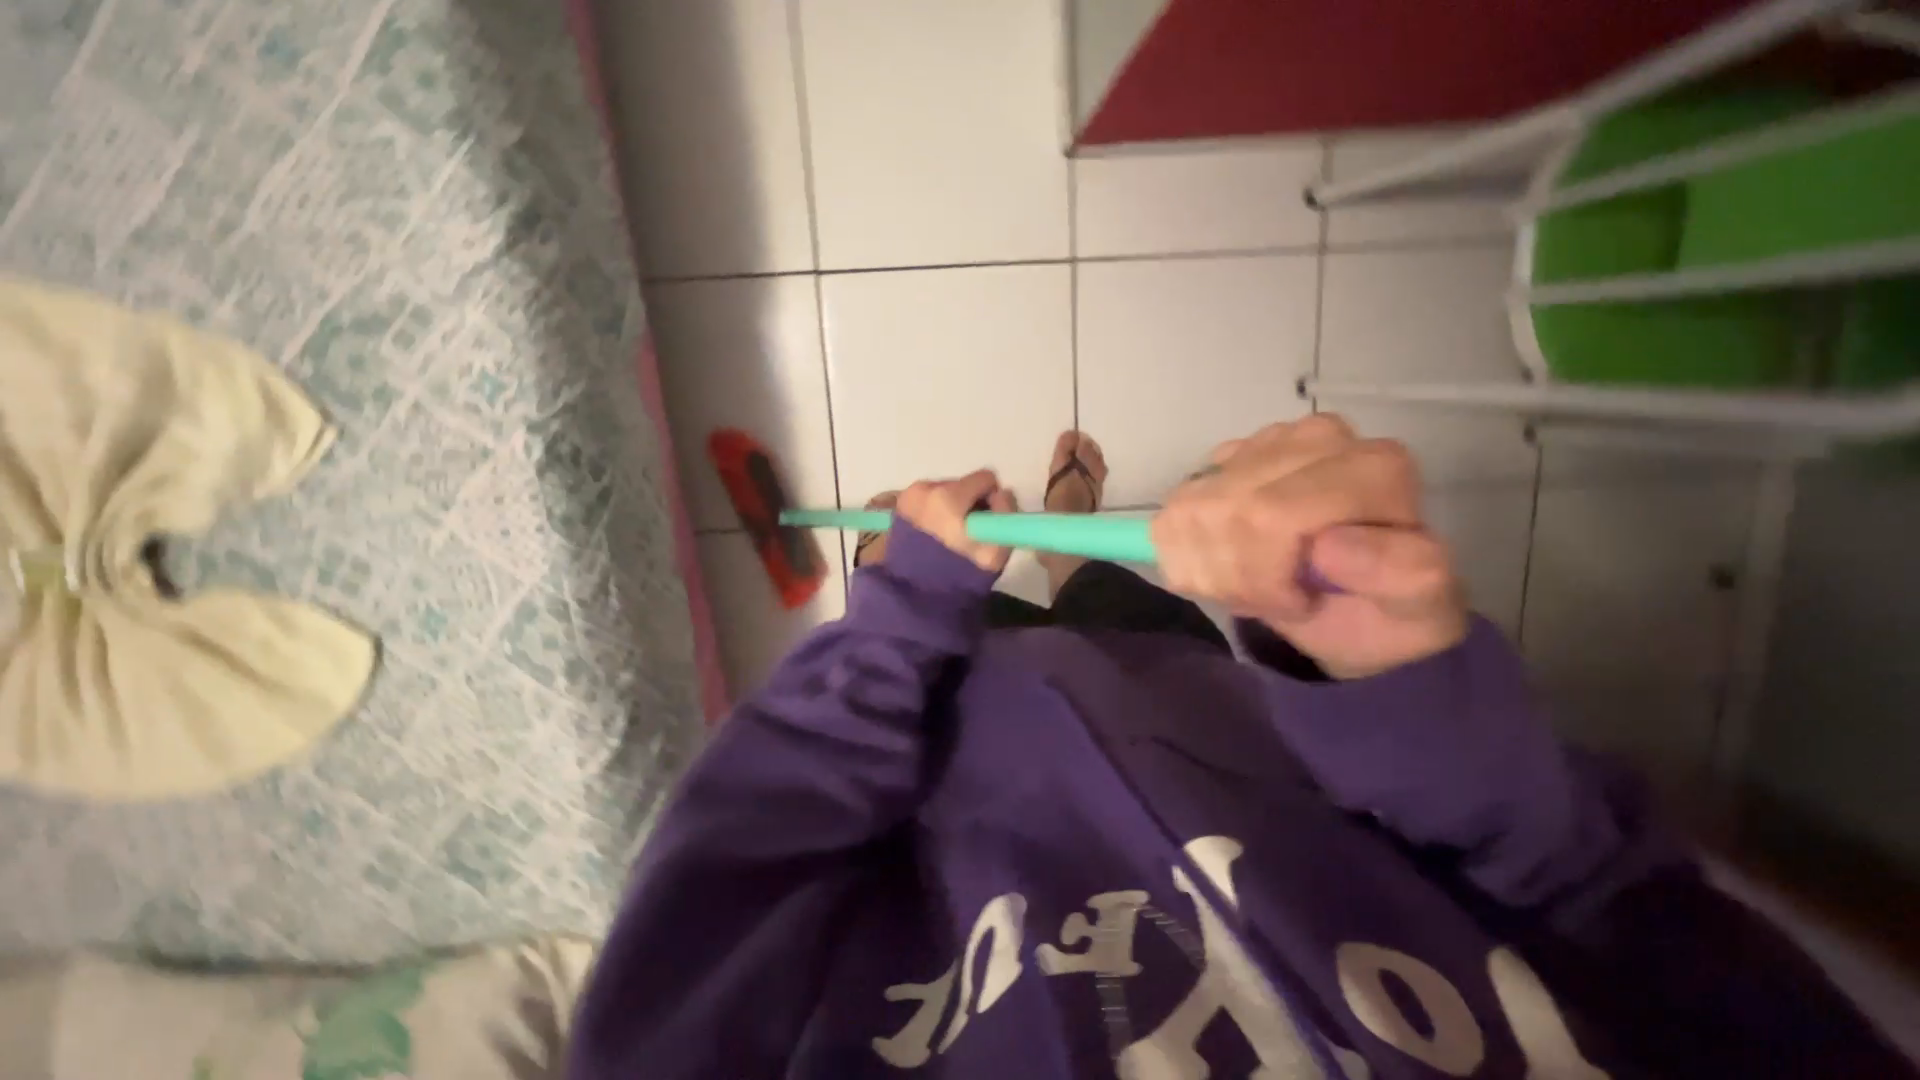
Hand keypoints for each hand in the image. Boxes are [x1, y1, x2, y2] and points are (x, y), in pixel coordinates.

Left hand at [895, 469, 1016, 574]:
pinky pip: (928, 500)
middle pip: (962, 484)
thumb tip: (1002, 492)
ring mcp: (909, 496)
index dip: (992, 499)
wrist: (915, 596)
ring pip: (944, 491)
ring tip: (949, 538)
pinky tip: (935, 536)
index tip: (987, 523)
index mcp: (948, 496)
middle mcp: (925, 488)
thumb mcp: (996, 552)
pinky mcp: (899, 507)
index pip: (985, 478)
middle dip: (969, 503)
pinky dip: (935, 512)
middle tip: (968, 534)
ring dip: (952, 507)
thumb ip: (1006, 514)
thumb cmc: (960, 575)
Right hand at [1151, 415, 1467, 678]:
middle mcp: (1313, 438)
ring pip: (1191, 514)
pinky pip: (1170, 520)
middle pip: (1229, 512)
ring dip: (1214, 571)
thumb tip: (1328, 545)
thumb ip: (1402, 572)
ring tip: (1257, 587)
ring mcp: (1258, 447)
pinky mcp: (1217, 466)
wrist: (1359, 606)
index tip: (1300, 604)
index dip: (1268, 575)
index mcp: (1372, 465)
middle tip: (1276, 600)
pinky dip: (1190, 563)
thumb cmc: (1391, 607)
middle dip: (1240, 576)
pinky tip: (1230, 570)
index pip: (1274, 513)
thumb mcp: (1423, 605)